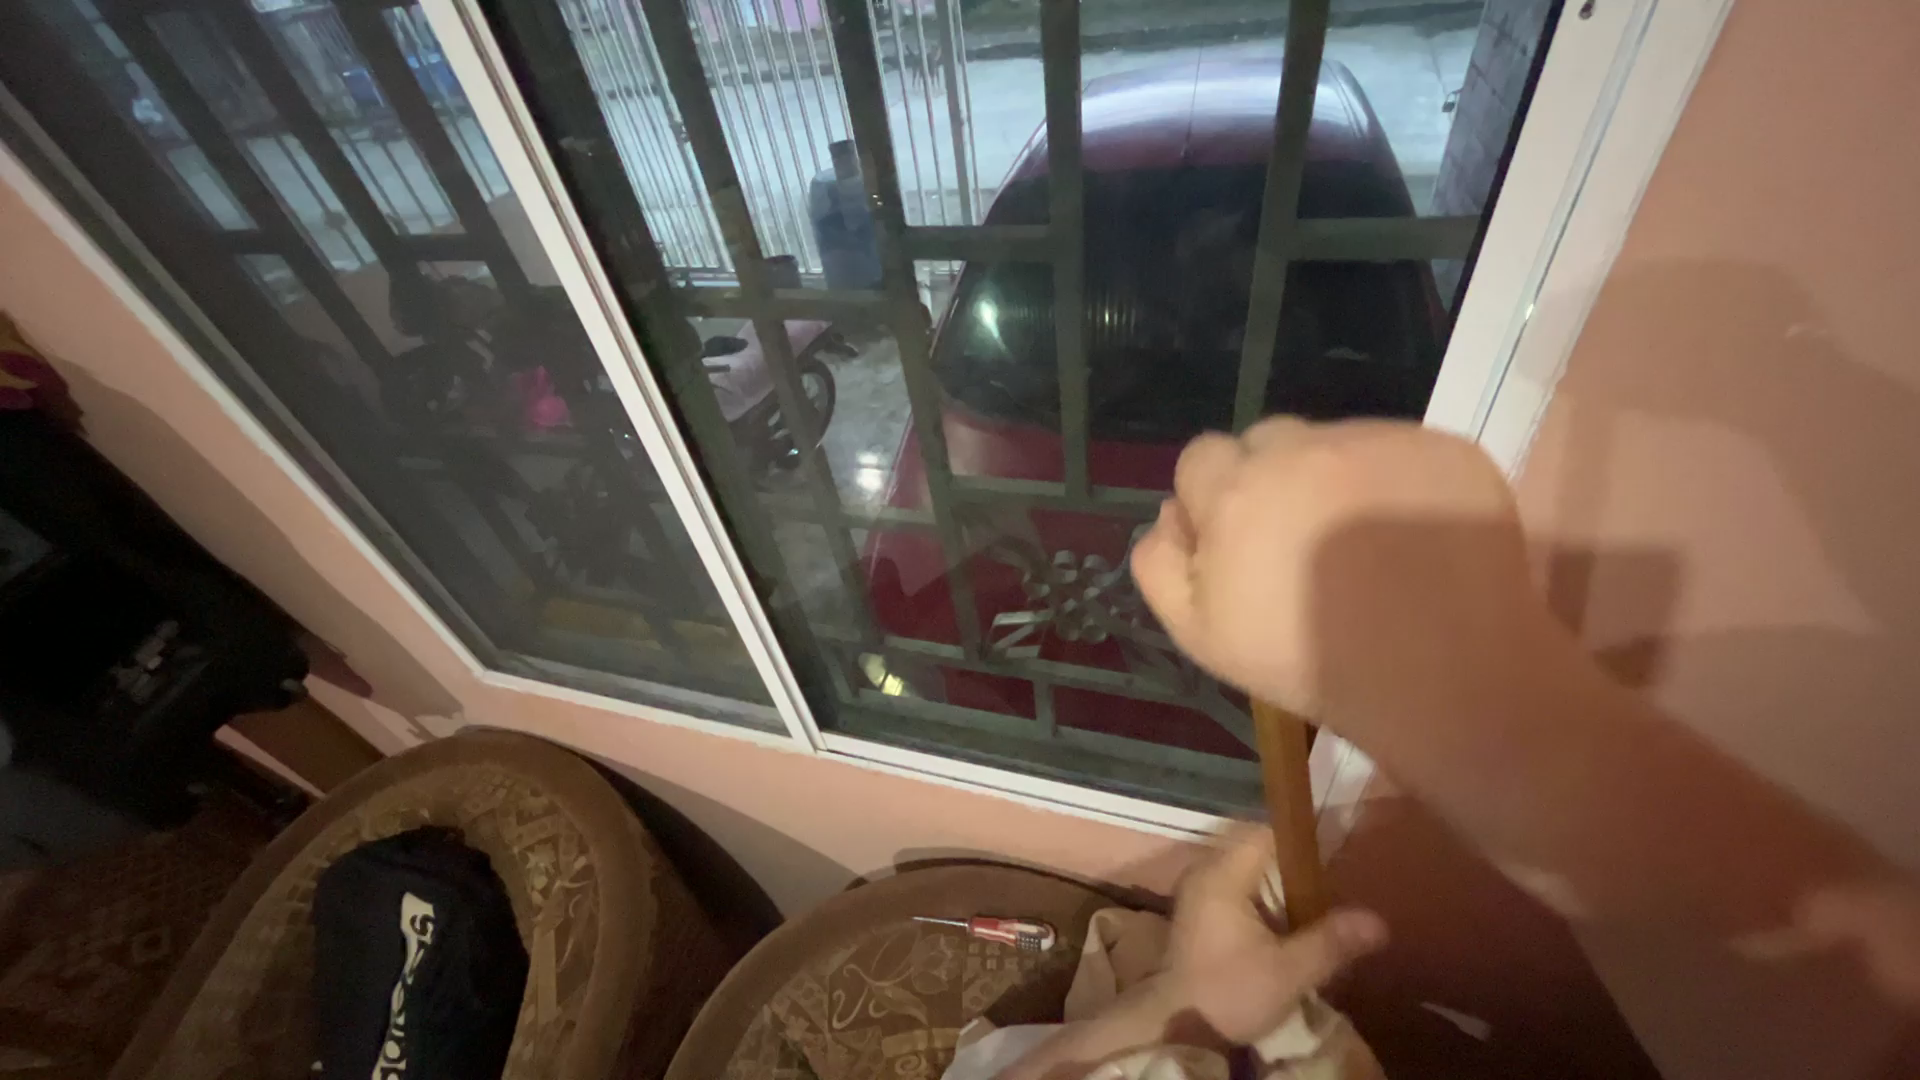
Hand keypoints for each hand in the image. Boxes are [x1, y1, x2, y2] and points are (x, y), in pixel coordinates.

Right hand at [1130, 418, 1546, 730]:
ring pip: (1330, 439)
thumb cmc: (1307, 662)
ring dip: (1327, 474)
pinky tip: (1405, 534)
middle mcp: (1306, 449)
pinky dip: (1389, 477)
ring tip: (1358, 538)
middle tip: (1295, 538)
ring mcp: (1381, 442)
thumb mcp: (1198, 633)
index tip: (1237, 543)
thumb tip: (1168, 516)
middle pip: (1264, 439)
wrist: (1447, 680)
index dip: (1209, 500)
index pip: (1199, 457)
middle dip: (1265, 478)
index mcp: (1238, 491)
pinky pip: (1394, 446)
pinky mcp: (1443, 447)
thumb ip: (1159, 563)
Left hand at [1162, 826, 1386, 1044]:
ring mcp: (1198, 891)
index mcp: (1221, 875)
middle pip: (1257, 854)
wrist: (1180, 1026)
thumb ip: (1331, 941)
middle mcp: (1204, 872)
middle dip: (1295, 872)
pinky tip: (1287, 928)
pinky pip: (1236, 891)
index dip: (1300, 842)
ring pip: (1248, 874)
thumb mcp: (1288, 972)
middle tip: (1332, 893)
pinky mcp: (1199, 911)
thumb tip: (1378, 921)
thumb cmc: (1231, 992)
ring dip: (1280, 891)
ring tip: (1317, 912)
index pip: (1264, 836)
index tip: (1334, 858)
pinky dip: (1263, 903)